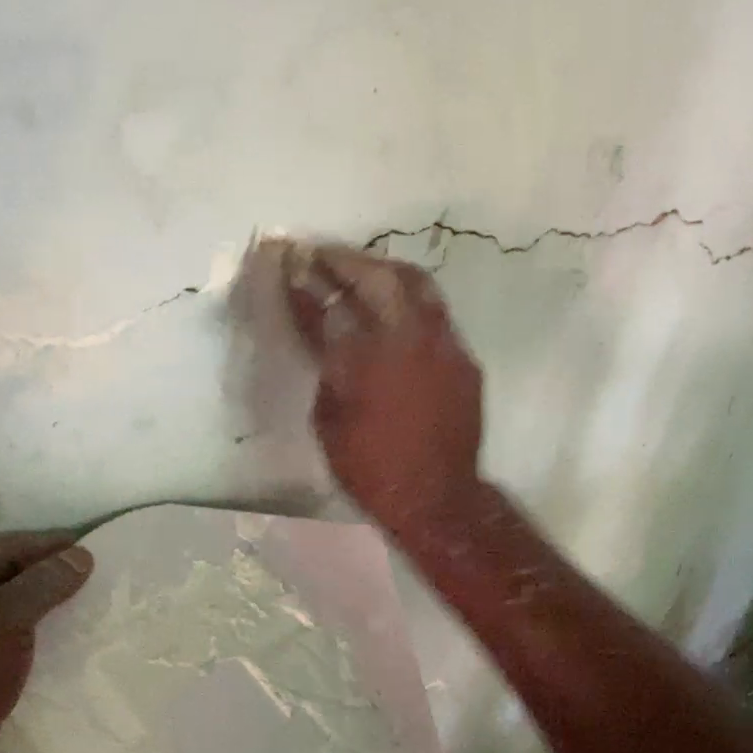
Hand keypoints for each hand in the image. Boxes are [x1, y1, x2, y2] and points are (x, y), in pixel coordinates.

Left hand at [0, 532, 92, 752]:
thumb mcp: (6, 620)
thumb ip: (45, 582)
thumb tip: (82, 554)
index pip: (2, 546)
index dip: (48, 546)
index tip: (94, 548)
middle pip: (4, 572)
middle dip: (48, 576)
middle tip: (99, 576)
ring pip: (7, 605)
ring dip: (44, 606)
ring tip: (91, 603)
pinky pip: (5, 634)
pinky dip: (34, 632)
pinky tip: (69, 635)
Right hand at [282, 242, 485, 534]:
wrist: (437, 498)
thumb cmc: (369, 467)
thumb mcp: (329, 418)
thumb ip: (327, 365)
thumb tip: (325, 332)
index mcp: (364, 358)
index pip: (328, 303)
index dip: (304, 279)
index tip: (288, 260)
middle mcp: (407, 339)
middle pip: (376, 276)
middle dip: (345, 259)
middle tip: (320, 255)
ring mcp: (442, 344)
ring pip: (415, 283)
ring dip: (382, 269)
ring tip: (360, 268)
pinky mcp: (463, 356)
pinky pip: (434, 311)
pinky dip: (408, 298)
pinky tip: (393, 306)